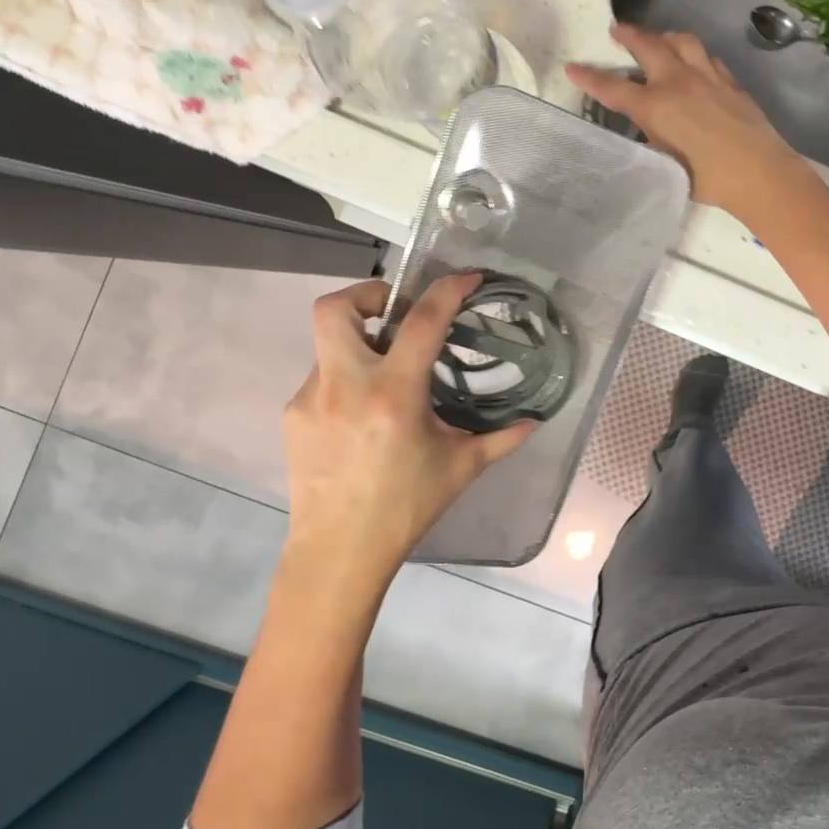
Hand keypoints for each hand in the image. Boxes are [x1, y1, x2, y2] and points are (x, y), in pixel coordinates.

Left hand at [282, 275, 534, 581]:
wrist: (340, 551)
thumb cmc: (407, 506)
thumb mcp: (463, 468)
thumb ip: (501, 438)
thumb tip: (534, 422)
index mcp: (394, 395)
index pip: (421, 322)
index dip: (446, 290)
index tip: (466, 278)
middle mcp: (346, 386)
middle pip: (336, 308)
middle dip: (367, 295)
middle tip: (397, 312)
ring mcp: (311, 399)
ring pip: (330, 344)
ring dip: (362, 343)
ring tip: (389, 372)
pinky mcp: (294, 416)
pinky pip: (323, 379)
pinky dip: (349, 379)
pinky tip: (367, 414)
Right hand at [566, 24, 804, 217]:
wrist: (760, 173)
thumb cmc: (709, 180)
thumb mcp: (668, 166)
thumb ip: (655, 142)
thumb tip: (650, 130)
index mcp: (655, 106)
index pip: (614, 88)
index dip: (590, 78)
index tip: (573, 68)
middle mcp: (678, 82)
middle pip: (648, 46)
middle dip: (628, 35)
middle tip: (617, 30)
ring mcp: (708, 77)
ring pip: (682, 41)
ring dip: (664, 36)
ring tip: (659, 39)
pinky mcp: (731, 82)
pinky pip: (708, 57)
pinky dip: (694, 53)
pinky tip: (695, 62)